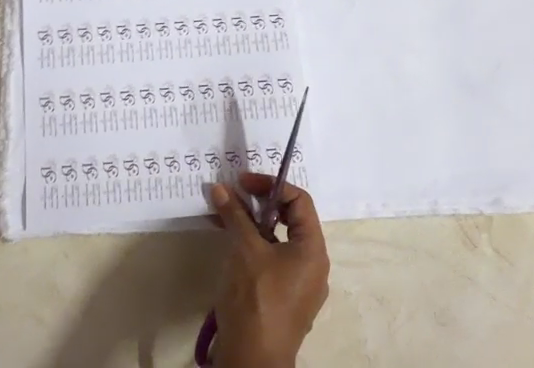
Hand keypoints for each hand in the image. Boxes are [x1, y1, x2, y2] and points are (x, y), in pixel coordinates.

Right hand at [209, 174, 329, 367]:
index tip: (242, 183)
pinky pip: (272, 262)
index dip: (271, 185)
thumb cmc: (256, 298)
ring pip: (279, 242)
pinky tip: (230, 246)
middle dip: (260, 204)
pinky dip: (253, 248)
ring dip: (253, 226)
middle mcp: (313, 266)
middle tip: (233, 197)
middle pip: (291, 221)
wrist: (252, 360)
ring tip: (225, 218)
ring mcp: (300, 286)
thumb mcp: (244, 249)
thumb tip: (220, 187)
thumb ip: (235, 214)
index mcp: (313, 249)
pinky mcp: (284, 301)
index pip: (299, 201)